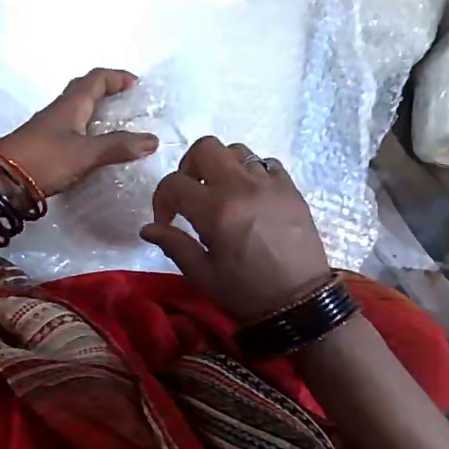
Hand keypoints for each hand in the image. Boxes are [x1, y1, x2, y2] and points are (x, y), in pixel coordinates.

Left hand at [0, 69, 158, 195]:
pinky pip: (68, 132)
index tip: (136, 84)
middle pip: (83, 91)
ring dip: (95, 113)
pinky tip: (92, 150)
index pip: (95, 78)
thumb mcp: (85, 153)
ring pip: (75, 112)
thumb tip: (153, 140)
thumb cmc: (44, 160)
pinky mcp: (41, 148)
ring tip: (115, 128)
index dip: (116, 77)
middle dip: (106, 91)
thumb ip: (118, 147)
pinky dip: (85, 134)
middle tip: (126, 102)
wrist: (0, 180)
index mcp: (70, 104)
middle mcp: (58, 111)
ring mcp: (47, 130)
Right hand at [141, 137, 332, 320]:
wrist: (300, 300)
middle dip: (188, 167)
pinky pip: (265, 163)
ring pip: (236, 151)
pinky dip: (250, 173)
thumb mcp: (203, 274)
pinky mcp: (290, 187)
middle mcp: (241, 186)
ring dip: (220, 167)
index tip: (166, 221)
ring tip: (220, 193)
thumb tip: (148, 228)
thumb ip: (174, 245)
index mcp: (216, 210)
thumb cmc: (247, 291)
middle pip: (205, 148)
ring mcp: (269, 182)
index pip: (174, 184)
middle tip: (190, 194)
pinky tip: (248, 196)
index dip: (161, 201)